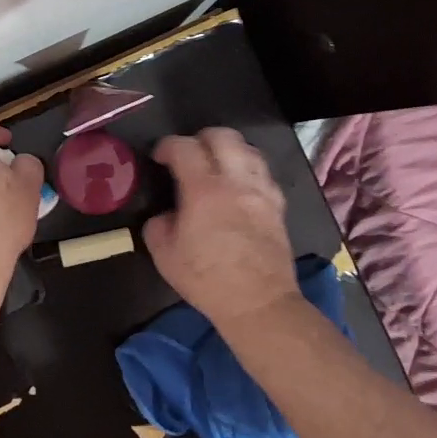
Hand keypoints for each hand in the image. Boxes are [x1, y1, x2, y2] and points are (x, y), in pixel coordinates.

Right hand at [142, 128, 298, 327]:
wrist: (257, 301)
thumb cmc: (206, 279)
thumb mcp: (164, 254)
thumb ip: (158, 224)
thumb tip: (166, 215)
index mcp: (203, 189)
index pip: (184, 147)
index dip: (167, 145)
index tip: (159, 156)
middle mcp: (236, 181)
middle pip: (223, 136)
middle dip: (200, 138)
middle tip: (188, 155)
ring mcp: (261, 191)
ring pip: (248, 149)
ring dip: (228, 150)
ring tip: (216, 165)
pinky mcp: (278, 205)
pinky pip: (263, 173)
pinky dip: (248, 169)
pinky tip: (239, 186)